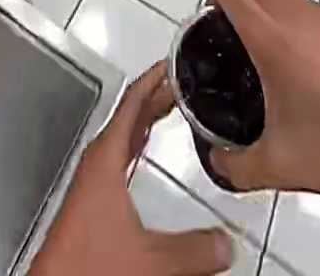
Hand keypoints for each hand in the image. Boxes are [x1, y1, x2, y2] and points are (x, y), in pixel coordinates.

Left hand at [27, 64, 232, 275]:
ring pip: (125, 132)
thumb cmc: (91, 263)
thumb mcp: (151, 260)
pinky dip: (137, 138)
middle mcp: (99, 158)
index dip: (153, 80)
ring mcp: (95, 175)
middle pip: (130, 114)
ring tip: (171, 103)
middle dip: (155, 94)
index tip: (171, 63)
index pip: (132, 104)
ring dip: (147, 115)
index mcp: (106, 156)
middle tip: (182, 80)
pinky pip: (121, 150)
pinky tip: (146, 143)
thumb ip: (193, 250)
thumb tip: (228, 244)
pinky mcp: (95, 192)